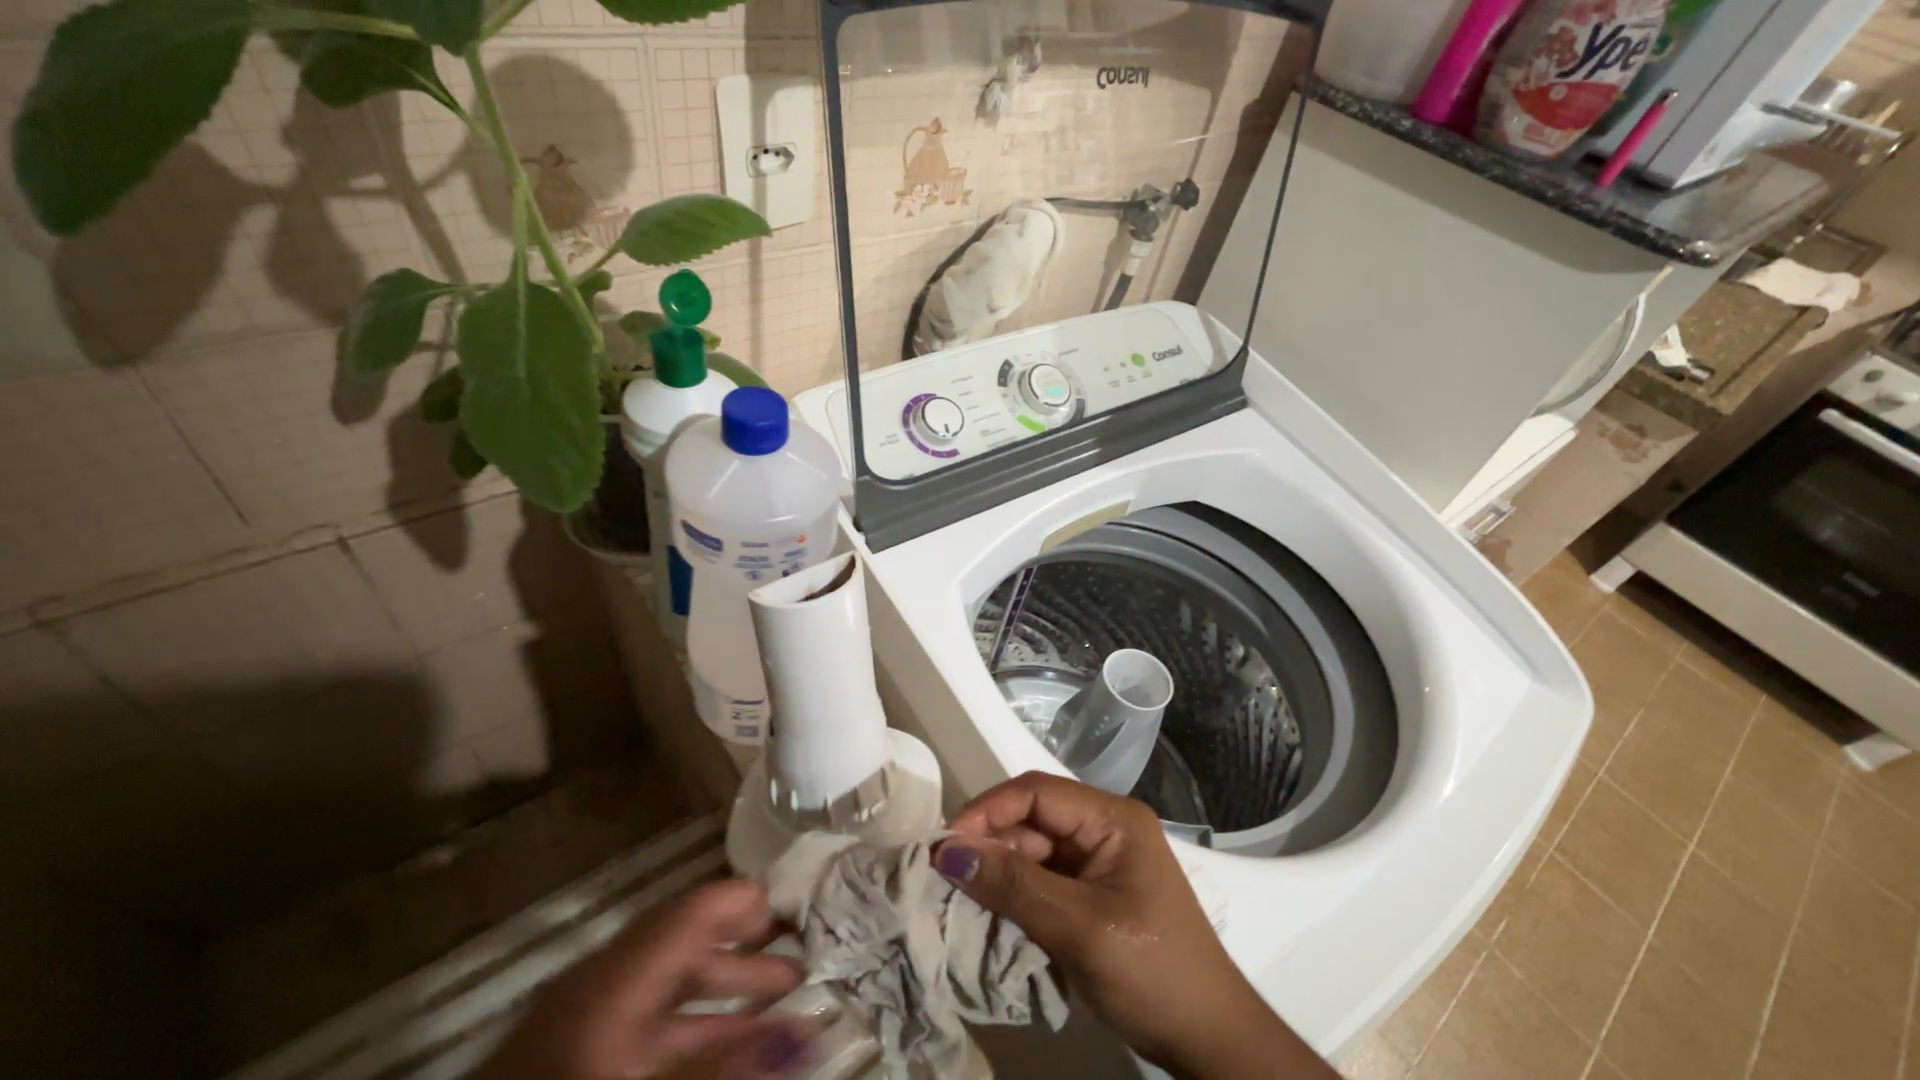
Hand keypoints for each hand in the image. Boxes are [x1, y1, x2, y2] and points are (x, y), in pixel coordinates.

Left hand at [476, 880, 814, 1079]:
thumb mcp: (654, 1078)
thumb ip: (727, 1060)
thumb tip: (808, 1031)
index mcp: (616, 979)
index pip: (691, 912)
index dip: (744, 900)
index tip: (797, 901)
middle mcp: (602, 986)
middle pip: (685, 948)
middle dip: (747, 952)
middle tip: (805, 956)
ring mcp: (586, 1022)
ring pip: (670, 992)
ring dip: (726, 995)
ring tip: (783, 1003)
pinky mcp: (581, 1052)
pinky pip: (650, 1024)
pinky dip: (695, 1027)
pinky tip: (727, 1049)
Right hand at [934, 772, 1335, 1079]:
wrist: (1206, 1038)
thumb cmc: (1152, 971)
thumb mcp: (1079, 927)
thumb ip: (1014, 886)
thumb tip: (946, 851)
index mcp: (1113, 820)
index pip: (1037, 792)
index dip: (987, 810)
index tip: (946, 846)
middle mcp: (1103, 831)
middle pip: (1030, 821)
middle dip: (988, 845)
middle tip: (943, 879)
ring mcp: (1096, 866)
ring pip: (1030, 854)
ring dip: (996, 875)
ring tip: (958, 901)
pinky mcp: (1088, 898)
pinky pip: (1039, 884)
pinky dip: (1012, 898)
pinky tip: (987, 917)